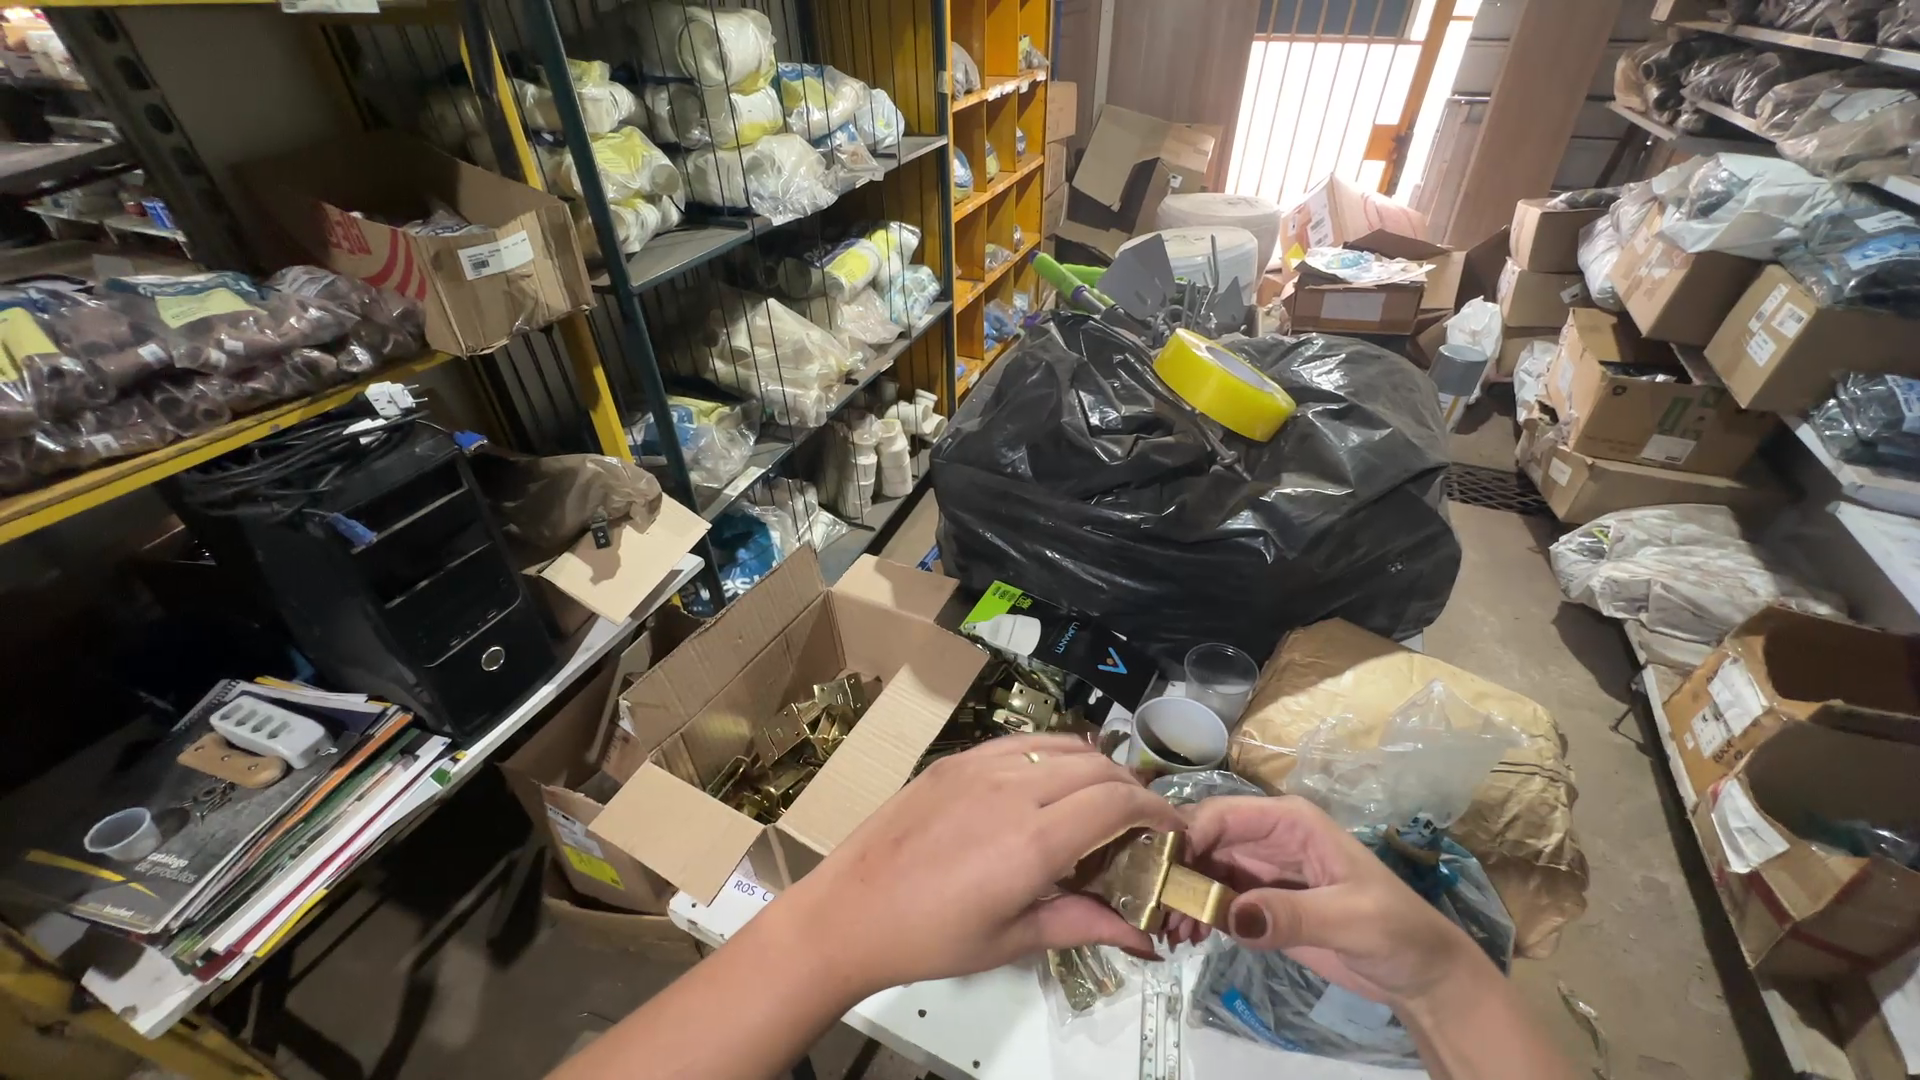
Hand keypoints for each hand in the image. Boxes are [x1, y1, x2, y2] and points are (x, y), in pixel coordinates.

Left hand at [769, 735, 1182, 995]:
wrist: (851, 908)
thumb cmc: (931, 938)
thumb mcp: (1011, 941)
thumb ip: (1083, 924)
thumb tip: (1144, 935)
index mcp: (1032, 841)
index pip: (1118, 804)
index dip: (1157, 812)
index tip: (1173, 831)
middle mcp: (1013, 789)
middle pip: (1099, 768)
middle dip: (1134, 790)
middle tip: (1142, 822)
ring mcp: (982, 765)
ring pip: (1064, 745)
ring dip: (1097, 766)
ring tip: (1103, 799)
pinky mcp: (958, 757)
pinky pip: (1023, 741)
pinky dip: (1055, 752)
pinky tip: (1054, 778)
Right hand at [1164, 795, 1487, 1009]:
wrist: (1422, 975)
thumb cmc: (1397, 931)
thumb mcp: (1350, 920)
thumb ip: (1291, 914)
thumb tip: (1231, 915)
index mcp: (1289, 820)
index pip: (1223, 814)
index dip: (1187, 835)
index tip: (1160, 872)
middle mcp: (1266, 836)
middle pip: (1203, 839)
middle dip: (1175, 868)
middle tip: (1153, 906)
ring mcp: (1259, 869)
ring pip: (1202, 869)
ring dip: (1181, 895)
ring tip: (1169, 932)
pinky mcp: (1257, 900)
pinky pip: (1214, 898)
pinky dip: (1195, 914)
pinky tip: (1186, 938)